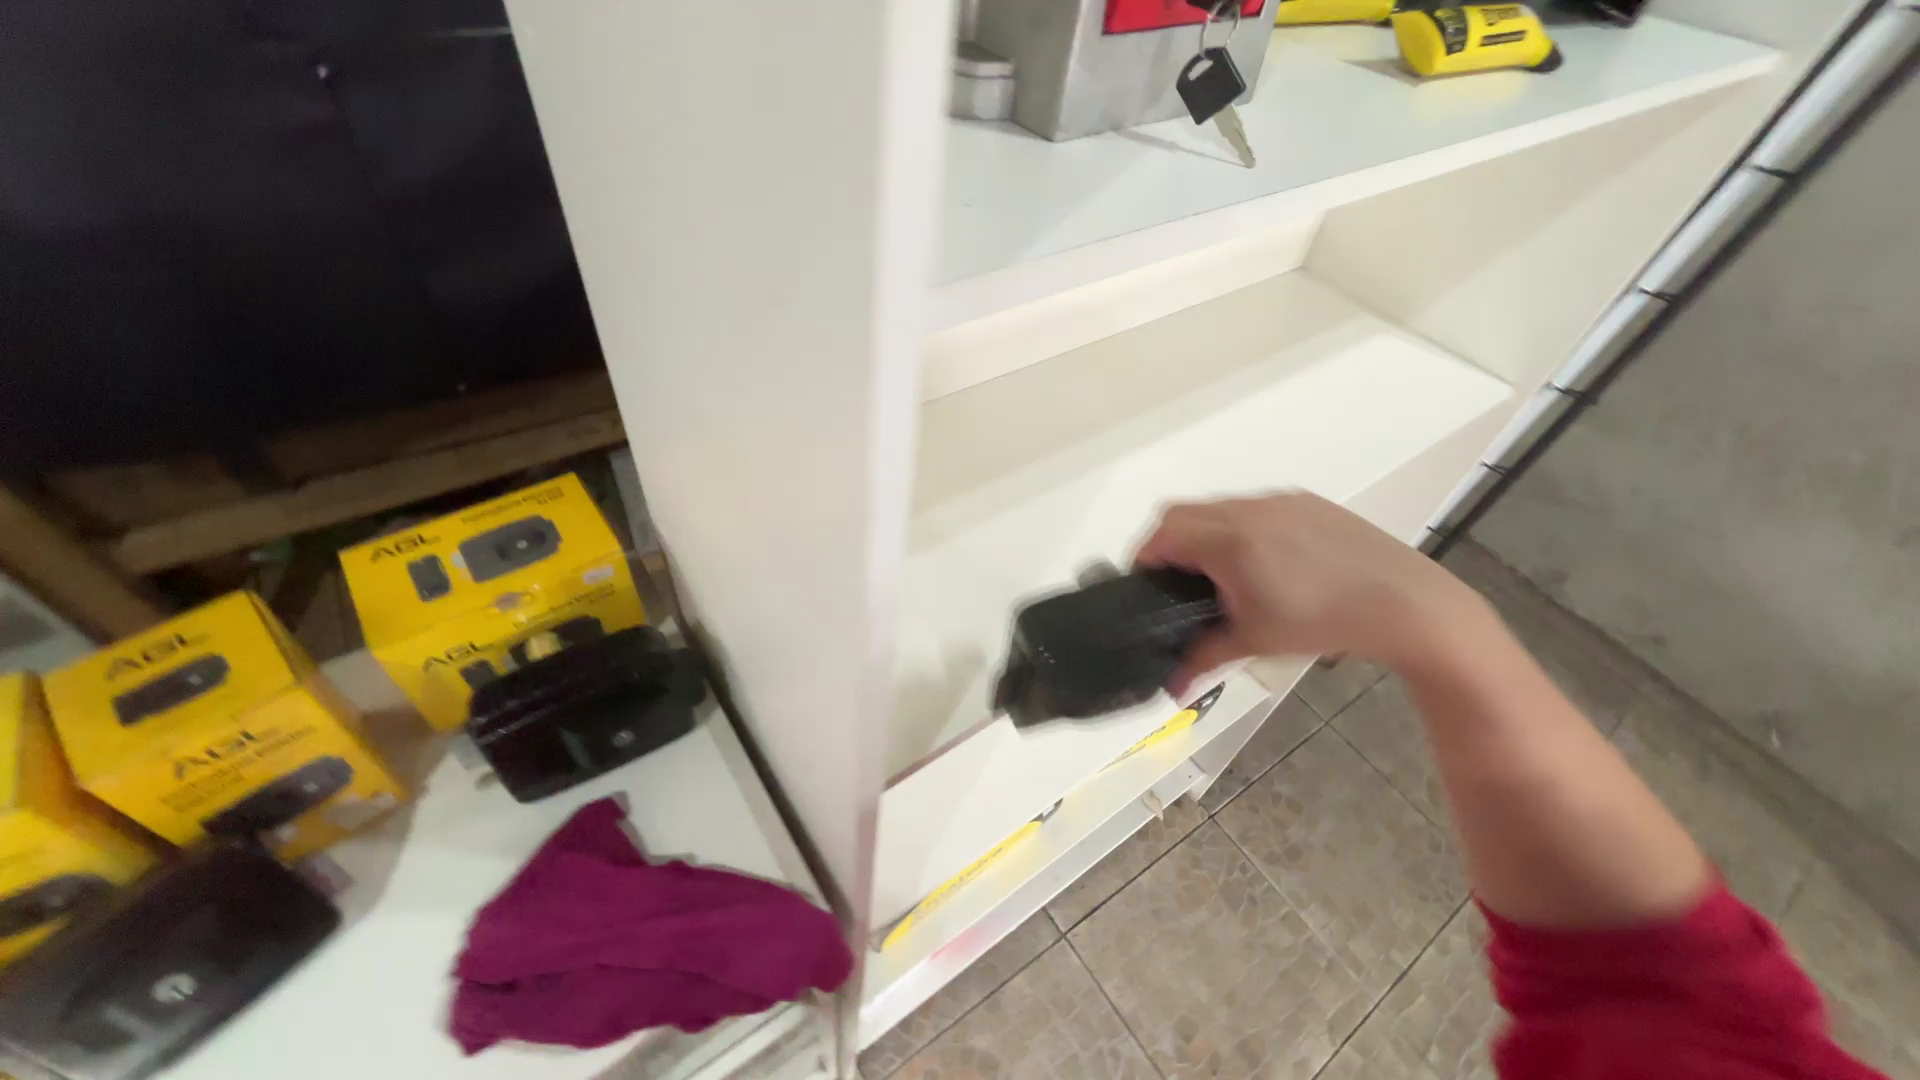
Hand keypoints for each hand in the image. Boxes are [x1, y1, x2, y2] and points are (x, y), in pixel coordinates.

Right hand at [1134, 493, 1492, 693]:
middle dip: (1167, 543)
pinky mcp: (1307, 501)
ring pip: (1218, 507)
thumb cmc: (1324, 624)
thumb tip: (1170, 691)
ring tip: (1219, 574)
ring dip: (1204, 532)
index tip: (1144, 586)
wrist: (1408, 603)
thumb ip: (1203, 660)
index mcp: (1229, 540)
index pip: (1162, 534)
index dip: (1143, 558)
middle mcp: (1248, 509)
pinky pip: (1254, 507)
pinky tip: (1263, 563)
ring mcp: (1279, 501)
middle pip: (1182, 512)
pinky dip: (1239, 527)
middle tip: (1174, 582)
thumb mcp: (1256, 642)